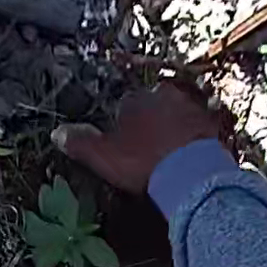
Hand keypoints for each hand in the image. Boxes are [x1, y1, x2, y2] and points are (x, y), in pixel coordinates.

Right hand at [53, 82, 227, 193]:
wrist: (188, 171)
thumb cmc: (142, 163)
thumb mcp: (104, 157)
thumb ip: (81, 144)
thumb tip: (57, 133)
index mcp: (133, 101)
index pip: (124, 108)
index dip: (123, 127)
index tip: (125, 145)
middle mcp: (161, 95)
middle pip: (152, 106)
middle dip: (150, 123)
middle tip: (148, 148)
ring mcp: (187, 106)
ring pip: (176, 113)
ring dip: (172, 128)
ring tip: (170, 152)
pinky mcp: (208, 122)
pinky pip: (199, 125)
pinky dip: (194, 136)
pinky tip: (191, 152)